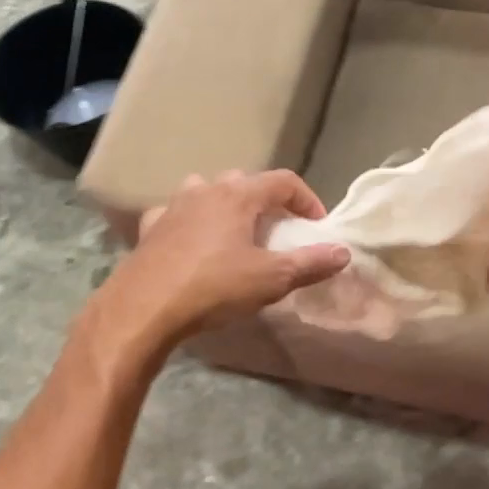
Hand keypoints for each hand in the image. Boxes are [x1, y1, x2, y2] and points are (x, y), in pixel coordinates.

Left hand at [96, 170, 350, 344]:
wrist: (145, 307)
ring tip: (235, 232)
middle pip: (243, 182)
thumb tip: (343, 251)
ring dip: (224, 204)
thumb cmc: (213, 288)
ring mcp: (173, 206)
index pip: (283, 181)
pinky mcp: (150, 228)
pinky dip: (190, 222)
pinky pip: (176, 215)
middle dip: (265, 200)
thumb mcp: (270, 279)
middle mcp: (204, 190)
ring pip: (205, 191)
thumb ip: (310, 263)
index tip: (317, 225)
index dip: (306, 199)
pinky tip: (192, 244)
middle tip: (277, 228)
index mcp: (238, 196)